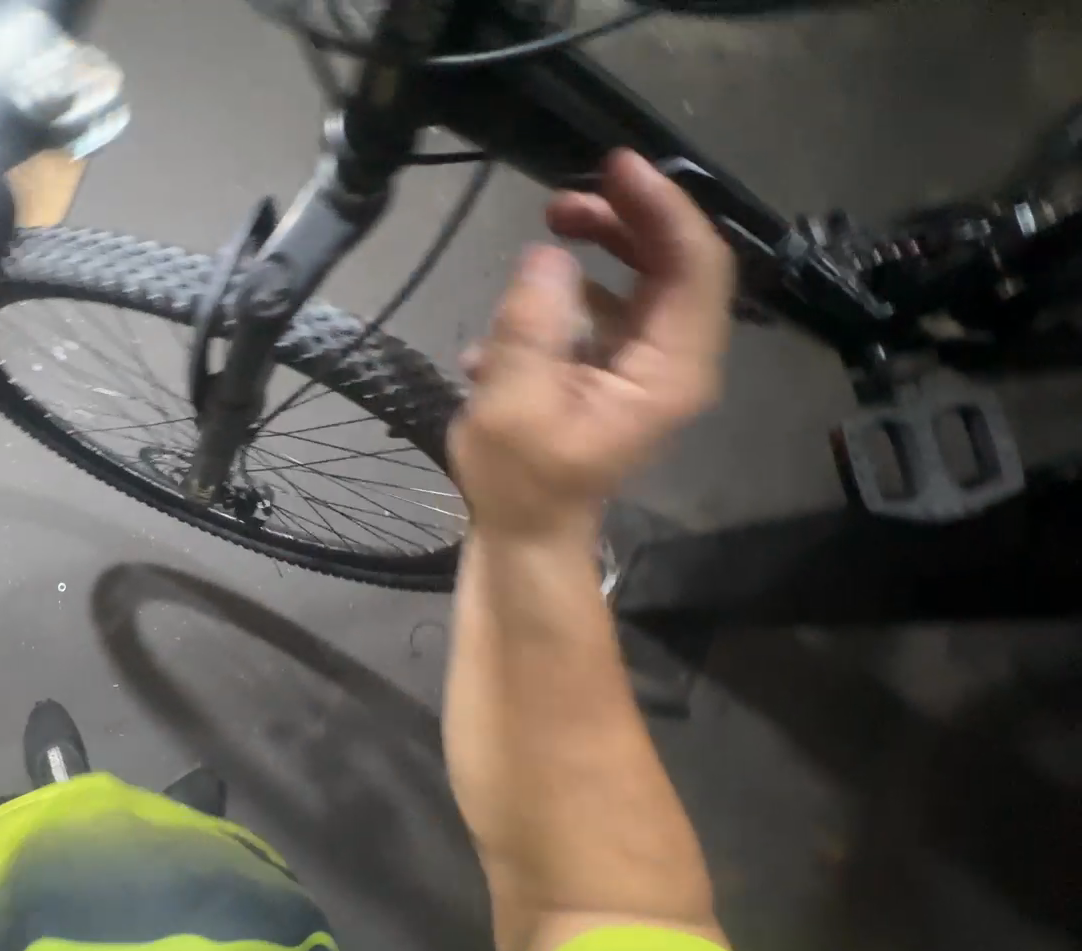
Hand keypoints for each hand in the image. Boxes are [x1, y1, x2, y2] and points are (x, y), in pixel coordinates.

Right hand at [447, 150, 734, 539]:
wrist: (523, 534)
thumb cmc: (521, 481)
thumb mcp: (513, 405)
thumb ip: (530, 328)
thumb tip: (544, 259)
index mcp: (670, 369)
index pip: (695, 265)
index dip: (661, 207)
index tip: (613, 168)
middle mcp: (670, 361)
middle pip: (671, 266)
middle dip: (621, 223)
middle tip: (558, 203)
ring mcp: (640, 368)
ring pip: (636, 287)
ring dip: (592, 255)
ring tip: (537, 240)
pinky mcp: (608, 376)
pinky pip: (601, 318)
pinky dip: (561, 305)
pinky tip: (505, 329)